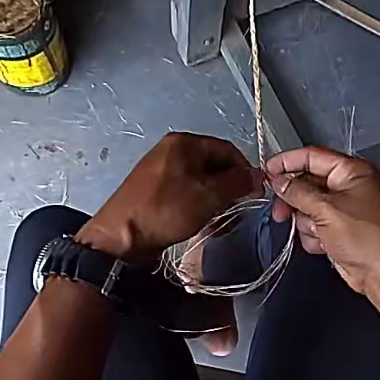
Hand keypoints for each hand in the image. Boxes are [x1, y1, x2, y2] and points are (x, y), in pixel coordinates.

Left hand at [80, 132, 261, 261]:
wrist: (121, 236)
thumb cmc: (167, 210)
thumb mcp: (209, 196)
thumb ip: (237, 182)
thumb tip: (258, 175)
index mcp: (184, 143)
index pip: (228, 149)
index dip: (245, 170)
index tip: (255, 193)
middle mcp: (172, 151)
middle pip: (215, 165)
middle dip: (230, 189)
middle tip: (237, 210)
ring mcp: (162, 170)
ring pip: (203, 181)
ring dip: (217, 201)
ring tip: (221, 222)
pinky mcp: (156, 189)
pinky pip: (188, 192)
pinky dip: (200, 205)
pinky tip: (204, 222)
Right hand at [265, 146, 379, 297]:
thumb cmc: (367, 238)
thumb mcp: (326, 210)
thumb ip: (297, 192)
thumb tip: (278, 180)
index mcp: (352, 172)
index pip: (312, 156)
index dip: (287, 162)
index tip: (267, 170)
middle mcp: (349, 187)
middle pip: (307, 184)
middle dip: (294, 201)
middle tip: (281, 211)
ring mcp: (344, 209)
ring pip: (307, 208)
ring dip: (307, 224)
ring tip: (318, 234)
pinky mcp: (340, 230)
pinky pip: (314, 226)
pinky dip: (315, 237)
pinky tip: (325, 245)